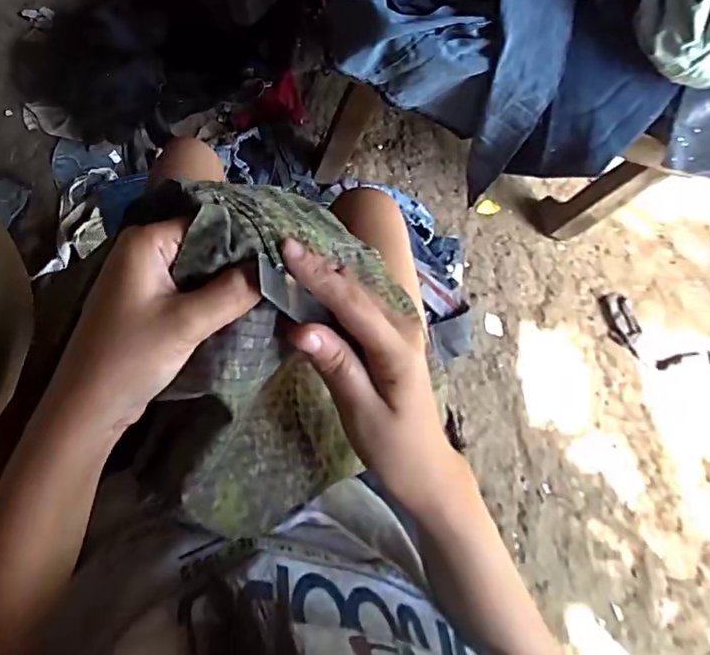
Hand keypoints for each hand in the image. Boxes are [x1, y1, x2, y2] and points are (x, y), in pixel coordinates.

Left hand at [44, 220, 260, 438]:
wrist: (87, 409)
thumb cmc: (130, 357)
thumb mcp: (187, 323)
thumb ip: (232, 292)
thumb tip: (274, 268)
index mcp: (145, 241)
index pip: (206, 222)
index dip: (242, 235)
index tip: (279, 248)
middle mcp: (142, 250)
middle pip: (202, 243)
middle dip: (237, 258)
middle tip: (279, 268)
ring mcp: (143, 276)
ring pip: (197, 267)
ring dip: (226, 279)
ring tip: (268, 283)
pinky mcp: (147, 300)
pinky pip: (186, 287)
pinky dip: (210, 294)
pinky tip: (240, 302)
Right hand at [281, 240, 472, 515]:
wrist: (427, 466)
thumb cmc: (393, 447)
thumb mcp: (361, 413)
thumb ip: (335, 365)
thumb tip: (300, 327)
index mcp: (396, 348)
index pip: (350, 302)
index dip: (317, 274)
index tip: (286, 250)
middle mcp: (402, 326)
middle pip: (354, 288)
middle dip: (317, 265)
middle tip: (281, 244)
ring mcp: (399, 326)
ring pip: (356, 289)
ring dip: (324, 271)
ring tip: (291, 253)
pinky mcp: (389, 331)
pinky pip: (358, 300)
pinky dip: (333, 286)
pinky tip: (314, 277)